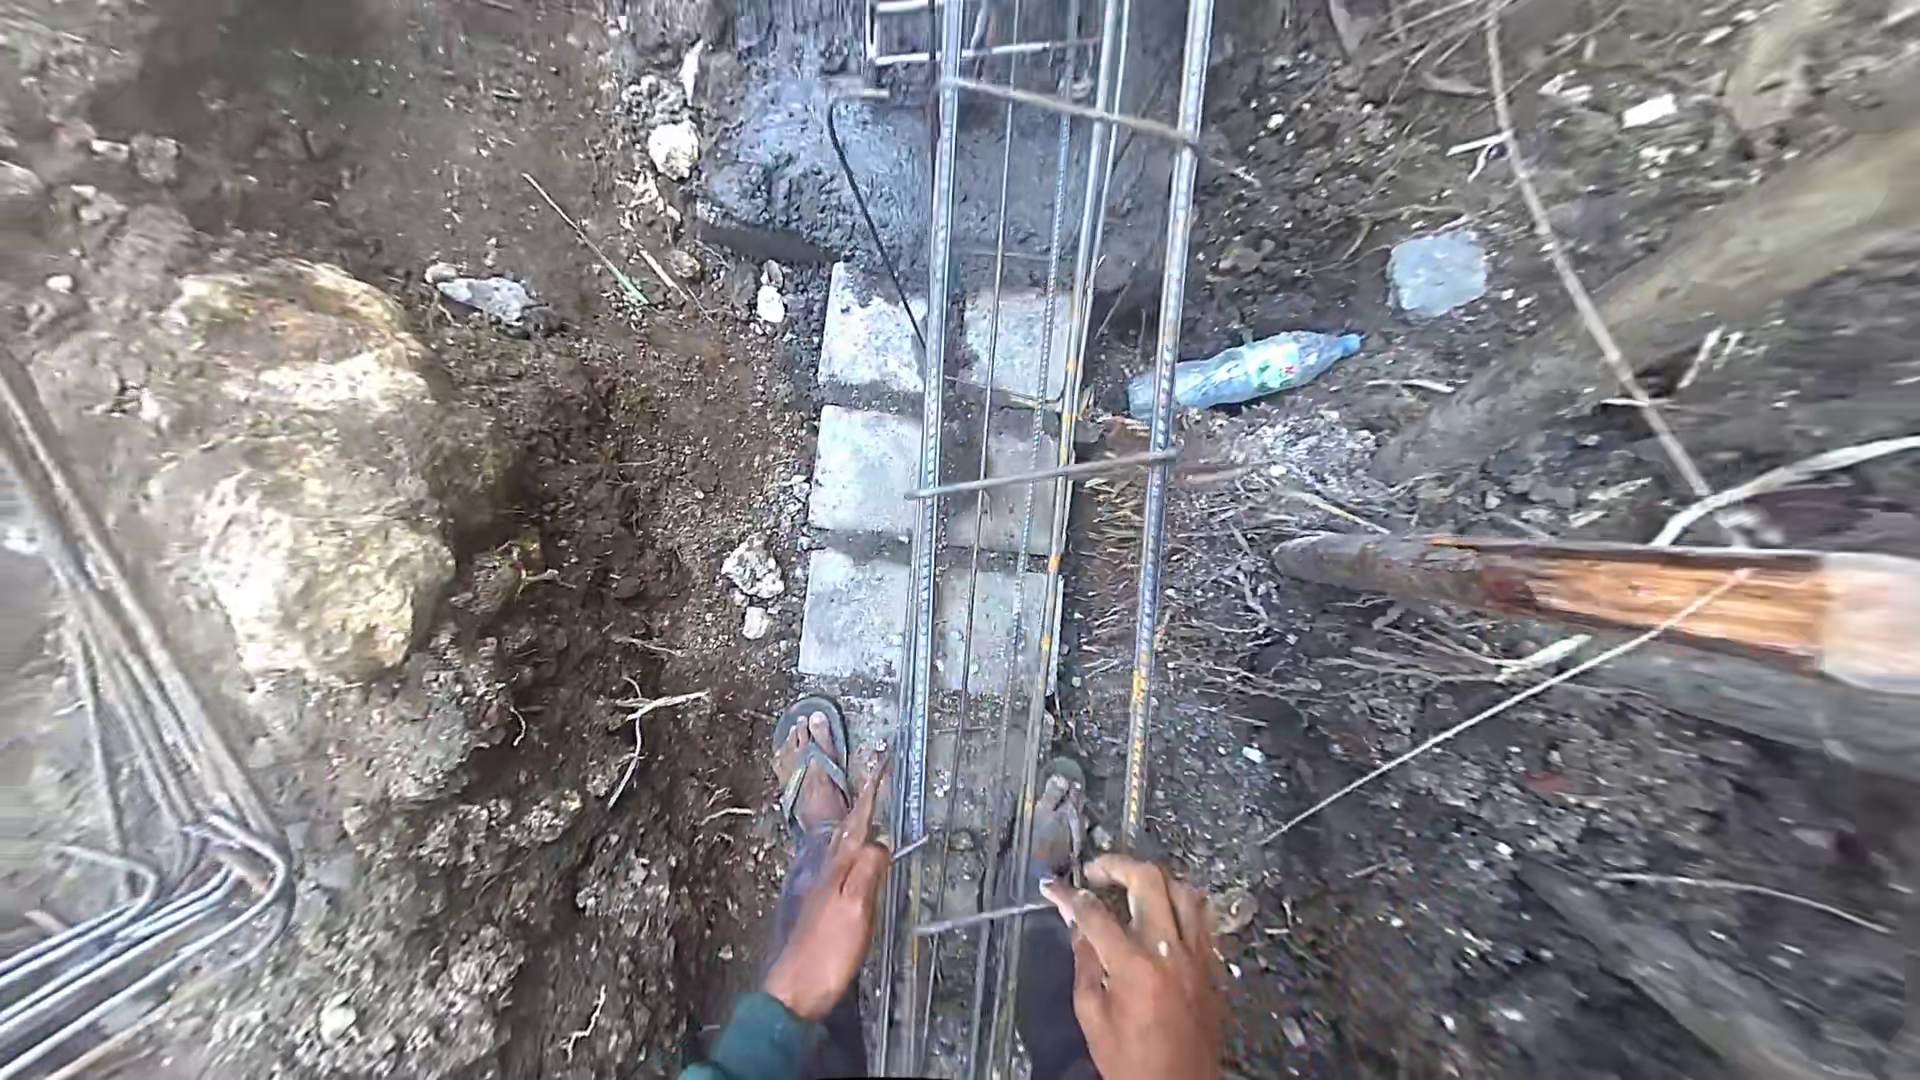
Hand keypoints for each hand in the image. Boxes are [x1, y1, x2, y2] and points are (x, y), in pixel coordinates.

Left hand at [763, 755, 890, 1021]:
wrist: (795, 991)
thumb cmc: (828, 949)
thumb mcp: (856, 906)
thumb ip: (869, 869)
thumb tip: (883, 837)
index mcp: (840, 864)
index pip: (860, 820)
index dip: (872, 794)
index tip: (882, 765)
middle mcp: (831, 868)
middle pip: (851, 827)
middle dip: (866, 803)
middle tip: (879, 779)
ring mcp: (826, 886)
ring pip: (846, 843)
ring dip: (860, 822)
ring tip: (873, 808)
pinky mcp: (825, 905)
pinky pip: (846, 863)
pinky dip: (856, 848)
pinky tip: (858, 855)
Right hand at [1042, 855, 1223, 1079]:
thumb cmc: (1129, 1062)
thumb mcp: (1092, 1014)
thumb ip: (1084, 960)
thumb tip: (1078, 921)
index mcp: (1134, 966)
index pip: (1094, 912)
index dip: (1068, 894)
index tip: (1052, 885)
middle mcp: (1169, 951)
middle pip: (1147, 880)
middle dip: (1115, 865)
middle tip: (1094, 872)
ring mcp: (1196, 956)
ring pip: (1181, 889)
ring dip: (1152, 879)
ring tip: (1130, 884)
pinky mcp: (1211, 966)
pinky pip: (1200, 917)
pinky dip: (1178, 902)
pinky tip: (1160, 908)